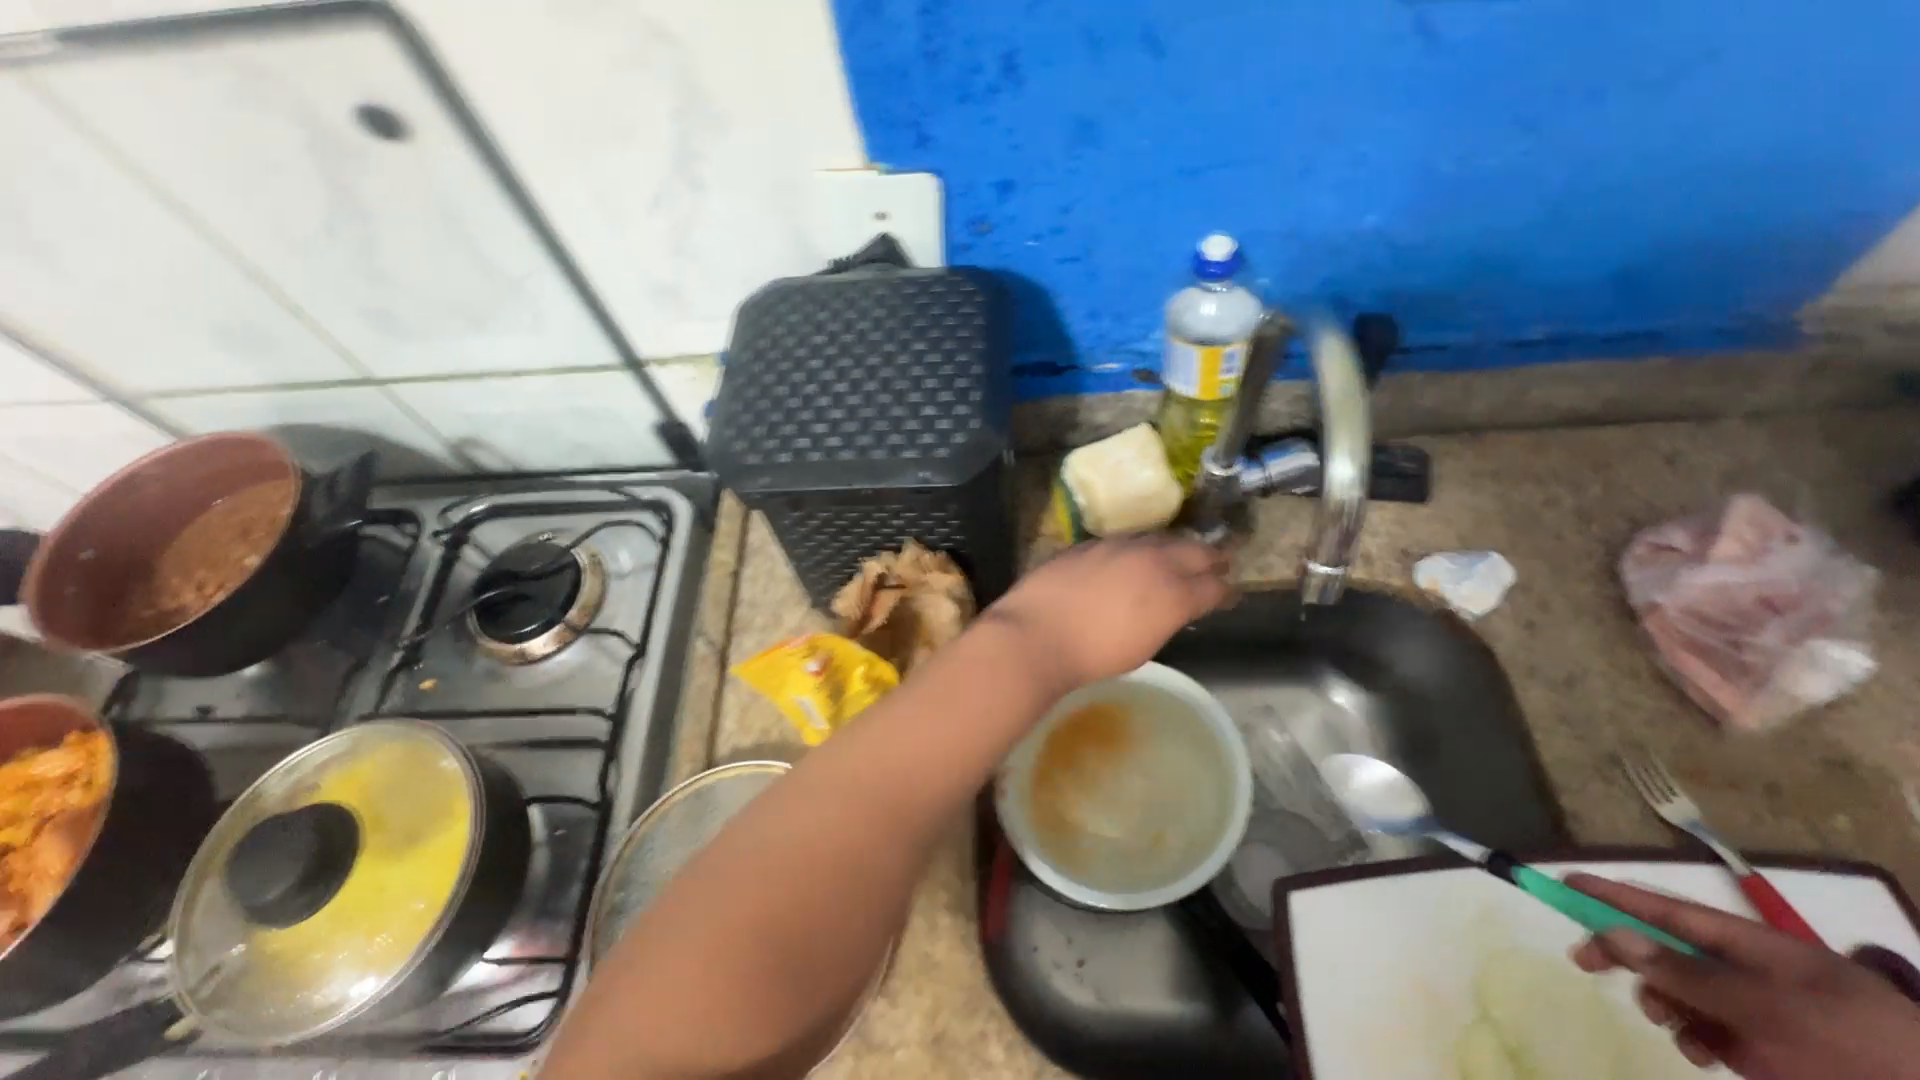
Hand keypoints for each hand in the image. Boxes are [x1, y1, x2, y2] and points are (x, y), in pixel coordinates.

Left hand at [980, 536, 1230, 696]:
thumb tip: (1171, 607)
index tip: (1232, 594)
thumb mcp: (1143, 647)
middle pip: (1194, 551)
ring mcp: (1120, 547)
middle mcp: (1153, 561)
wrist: (1038, 634)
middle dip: (1211, 557)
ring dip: (1176, 547)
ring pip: (1159, 539)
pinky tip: (1136, 555)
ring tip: (1182, 554)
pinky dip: (1140, 548)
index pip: (1213, 587)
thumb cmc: (1093, 656)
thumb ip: (1165, 619)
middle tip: (1221, 562)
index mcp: (1174, 594)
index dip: (1227, 591)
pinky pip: (1126, 540)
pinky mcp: (1091, 544)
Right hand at [1567, 873, 1919, 1078]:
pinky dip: (1691, 1038)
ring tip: (1669, 1023)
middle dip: (1625, 952)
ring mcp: (1755, 1010)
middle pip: (1665, 947)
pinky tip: (1703, 1054)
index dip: (1616, 895)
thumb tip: (1613, 934)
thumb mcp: (1767, 1005)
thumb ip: (1687, 972)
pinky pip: (1704, 1030)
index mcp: (1751, 944)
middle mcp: (1746, 970)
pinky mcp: (1761, 1048)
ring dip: (1661, 1003)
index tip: (1566, 883)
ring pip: (1679, 992)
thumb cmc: (1852, 1043)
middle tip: (1581, 961)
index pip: (1668, 908)